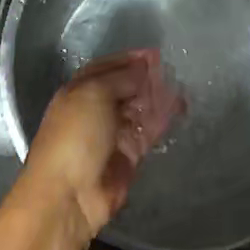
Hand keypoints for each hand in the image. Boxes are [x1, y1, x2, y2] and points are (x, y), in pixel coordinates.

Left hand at [14, 51, 177, 237]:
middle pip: (125, 88)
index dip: (128, 60)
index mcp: (78, 91)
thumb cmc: (75, 136)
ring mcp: (112, 133)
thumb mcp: (93, 94)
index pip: (106, 68)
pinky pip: (148, 130)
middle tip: (172, 69)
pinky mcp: (129, 154)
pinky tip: (178, 107)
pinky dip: (162, 119)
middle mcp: (94, 110)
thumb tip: (143, 67)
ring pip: (139, 108)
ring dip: (157, 97)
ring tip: (180, 86)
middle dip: (146, 78)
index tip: (154, 54)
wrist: (69, 195)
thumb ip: (121, 78)